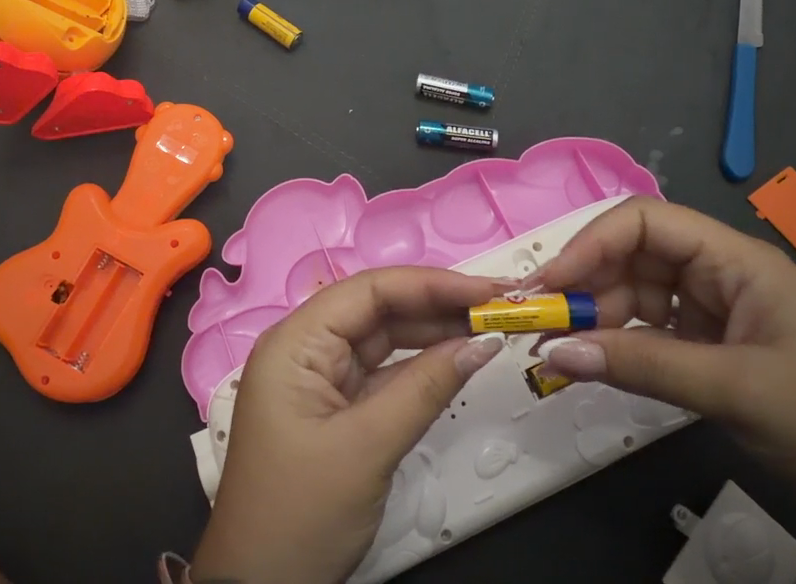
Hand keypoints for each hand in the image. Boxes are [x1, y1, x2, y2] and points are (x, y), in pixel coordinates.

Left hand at [191, 268, 506, 583]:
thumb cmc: (300, 513)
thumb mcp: (367, 447)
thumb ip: (426, 388)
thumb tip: (481, 343)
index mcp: (296, 343)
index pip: (369, 291)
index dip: (431, 283)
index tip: (488, 289)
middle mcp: (305, 349)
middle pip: (378, 309)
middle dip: (438, 305)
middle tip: (500, 307)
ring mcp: (320, 380)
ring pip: (385, 340)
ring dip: (435, 333)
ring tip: (490, 327)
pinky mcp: (336, 410)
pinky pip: (384, 374)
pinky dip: (422, 368)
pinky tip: (459, 361)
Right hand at [526, 197, 795, 558]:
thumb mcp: (737, 390)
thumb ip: (641, 366)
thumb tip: (551, 352)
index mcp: (737, 261)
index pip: (645, 223)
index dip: (589, 244)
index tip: (546, 287)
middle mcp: (723, 278)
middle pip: (635, 258)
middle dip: (585, 284)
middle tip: (538, 325)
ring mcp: (720, 318)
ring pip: (639, 298)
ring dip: (598, 318)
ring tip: (557, 349)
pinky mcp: (719, 356)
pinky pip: (654, 338)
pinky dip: (621, 348)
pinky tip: (594, 366)